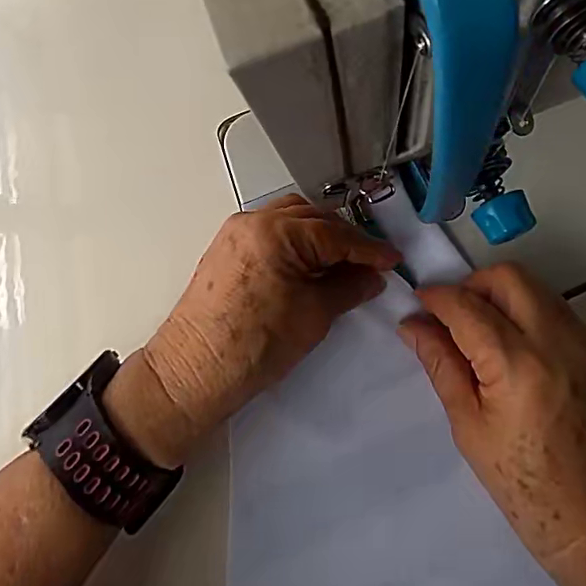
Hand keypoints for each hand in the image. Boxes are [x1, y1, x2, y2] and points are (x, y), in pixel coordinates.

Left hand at [106, 195, 399, 467]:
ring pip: (289, 219)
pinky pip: (268, 232)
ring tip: (341, 264)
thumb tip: (368, 277)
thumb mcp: (314, 315)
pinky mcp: (226, 249)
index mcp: (275, 233)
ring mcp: (235, 234)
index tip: (389, 259)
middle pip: (311, 217)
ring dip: (317, 235)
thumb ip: (347, 287)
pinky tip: (309, 265)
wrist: (196, 369)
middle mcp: (251, 223)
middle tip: (369, 263)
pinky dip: (293, 242)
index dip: (368, 247)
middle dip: (343, 237)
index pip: (334, 232)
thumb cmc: (247, 346)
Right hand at [398, 264, 585, 585]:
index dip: (433, 298)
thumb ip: (442, 365)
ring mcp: (585, 345)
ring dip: (499, 296)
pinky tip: (511, 349)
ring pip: (533, 287)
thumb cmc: (529, 491)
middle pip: (506, 277)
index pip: (465, 304)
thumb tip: (413, 324)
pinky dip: (525, 311)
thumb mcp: (470, 428)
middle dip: (470, 286)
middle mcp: (556, 342)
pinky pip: (554, 309)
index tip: (416, 309)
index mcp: (517, 365)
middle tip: (451, 318)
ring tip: (479, 335)